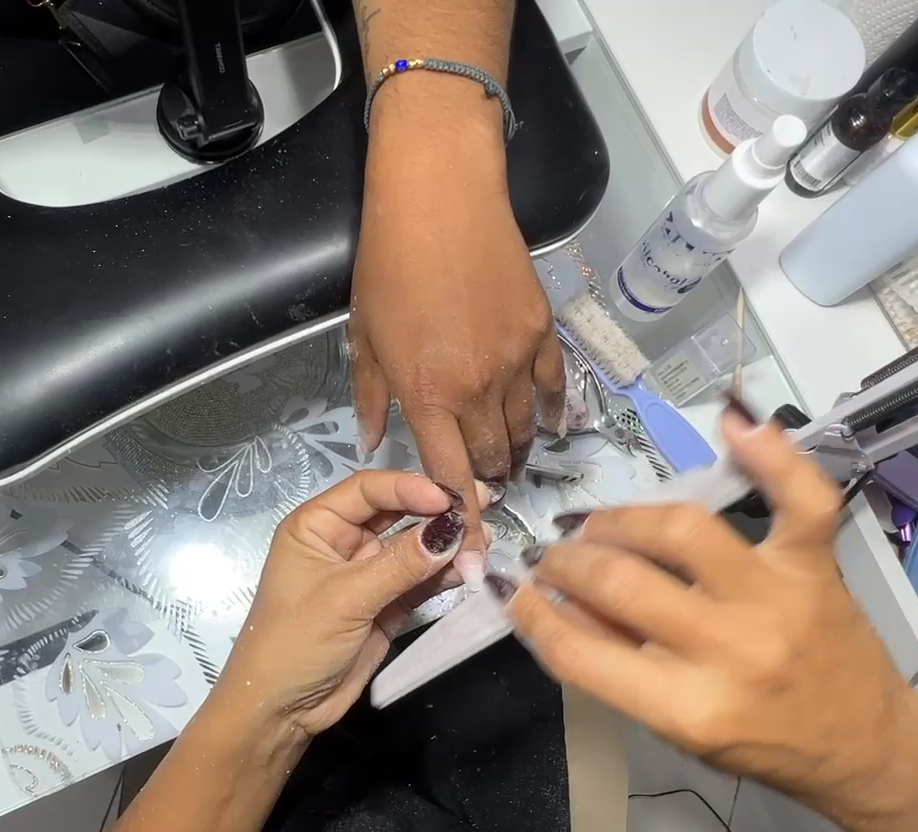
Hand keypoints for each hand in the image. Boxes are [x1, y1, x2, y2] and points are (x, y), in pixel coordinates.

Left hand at [212, 471, 469, 735]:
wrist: (282, 711)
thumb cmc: (295, 643)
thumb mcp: (345, 599)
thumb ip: (400, 564)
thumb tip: (452, 529)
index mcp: (316, 526)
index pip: (368, 489)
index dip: (409, 487)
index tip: (449, 498)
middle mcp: (343, 541)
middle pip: (398, 512)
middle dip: (438, 513)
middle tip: (483, 512)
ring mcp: (368, 573)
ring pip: (415, 546)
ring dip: (448, 544)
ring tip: (484, 545)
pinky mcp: (387, 603)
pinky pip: (421, 579)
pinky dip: (445, 574)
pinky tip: (470, 569)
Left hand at [350, 77, 563, 584]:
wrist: (440, 194)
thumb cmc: (387, 264)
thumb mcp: (364, 337)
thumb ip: (373, 399)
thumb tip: (374, 446)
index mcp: (428, 394)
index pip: (449, 478)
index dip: (462, 520)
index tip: (471, 551)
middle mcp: (478, 388)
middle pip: (491, 460)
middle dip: (484, 483)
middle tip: (479, 489)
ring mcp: (517, 360)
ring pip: (523, 431)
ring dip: (513, 454)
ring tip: (507, 464)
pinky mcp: (543, 332)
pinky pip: (554, 388)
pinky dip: (550, 413)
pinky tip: (548, 426)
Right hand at [498, 413, 917, 826]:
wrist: (868, 751)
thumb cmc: (761, 746)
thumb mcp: (672, 730)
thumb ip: (614, 666)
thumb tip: (554, 604)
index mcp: (690, 709)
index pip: (579, 653)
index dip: (532, 615)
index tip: (514, 591)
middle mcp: (732, 649)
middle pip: (620, 582)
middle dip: (565, 563)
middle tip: (551, 558)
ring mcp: (779, 598)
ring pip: (681, 530)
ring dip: (619, 520)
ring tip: (595, 526)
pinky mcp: (817, 567)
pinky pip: (800, 500)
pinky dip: (771, 456)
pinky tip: (733, 424)